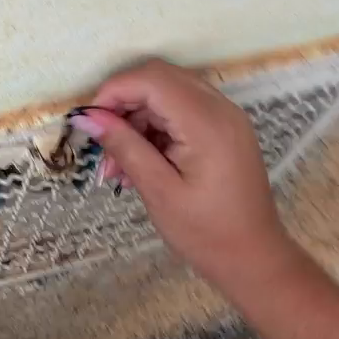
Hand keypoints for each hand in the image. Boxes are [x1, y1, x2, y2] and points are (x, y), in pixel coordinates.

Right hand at [70, 59, 313, 296]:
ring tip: (117, 165)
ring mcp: (224, 117)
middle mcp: (220, 109)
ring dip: (135, 119)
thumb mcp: (158, 190)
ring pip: (165, 93)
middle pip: (158, 79)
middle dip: (122, 103)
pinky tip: (138, 162)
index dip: (113, 91)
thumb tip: (86, 117)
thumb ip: (123, 146)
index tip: (89, 122)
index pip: (151, 79)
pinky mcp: (222, 129)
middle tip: (102, 143)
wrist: (253, 260)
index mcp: (207, 123)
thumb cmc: (205, 232)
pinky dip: (153, 128)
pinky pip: (179, 111)